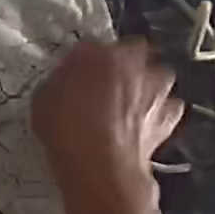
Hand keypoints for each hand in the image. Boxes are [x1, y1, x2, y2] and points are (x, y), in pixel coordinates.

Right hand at [33, 37, 184, 205]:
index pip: (95, 45)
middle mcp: (139, 64)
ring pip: (154, 80)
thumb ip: (60, 79)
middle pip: (133, 56)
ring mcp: (159, 90)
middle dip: (122, 68)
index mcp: (106, 52)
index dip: (85, 59)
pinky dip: (153, 115)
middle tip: (100, 87)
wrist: (101, 168)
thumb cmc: (68, 129)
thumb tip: (66, 77)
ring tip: (120, 109)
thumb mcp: (44, 98)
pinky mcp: (170, 119)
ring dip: (142, 88)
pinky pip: (164, 109)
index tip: (75, 72)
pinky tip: (135, 127)